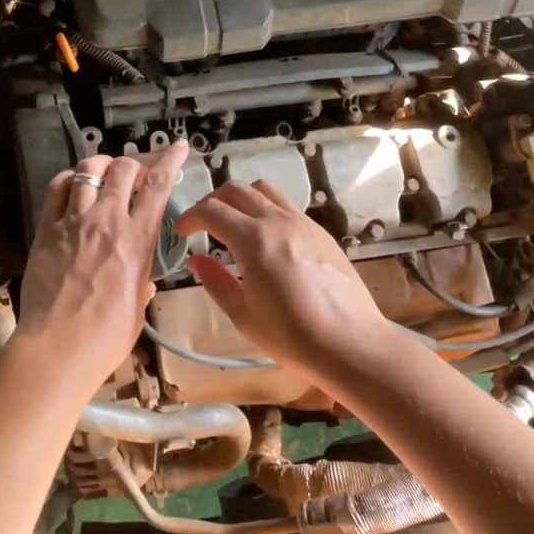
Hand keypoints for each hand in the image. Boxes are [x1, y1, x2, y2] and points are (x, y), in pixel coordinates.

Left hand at [14, 143, 189, 390]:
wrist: (58, 348)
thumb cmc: (106, 338)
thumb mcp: (137, 310)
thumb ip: (141, 285)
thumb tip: (144, 282)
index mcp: (136, 240)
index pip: (158, 187)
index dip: (170, 161)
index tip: (177, 147)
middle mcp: (107, 221)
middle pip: (123, 170)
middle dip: (133, 165)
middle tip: (134, 175)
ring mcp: (74, 221)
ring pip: (89, 170)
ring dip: (101, 165)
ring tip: (104, 171)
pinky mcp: (46, 229)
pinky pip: (57, 188)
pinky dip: (69, 178)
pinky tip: (73, 184)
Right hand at [175, 181, 396, 380]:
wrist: (352, 344)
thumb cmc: (293, 337)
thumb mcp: (244, 315)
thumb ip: (215, 282)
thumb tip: (196, 260)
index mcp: (253, 240)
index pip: (211, 210)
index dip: (190, 216)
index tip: (181, 232)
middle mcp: (277, 221)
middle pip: (236, 189)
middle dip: (212, 201)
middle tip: (203, 224)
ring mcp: (303, 222)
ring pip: (264, 190)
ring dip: (241, 199)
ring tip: (235, 223)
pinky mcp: (321, 231)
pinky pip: (286, 205)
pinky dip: (266, 209)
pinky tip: (266, 237)